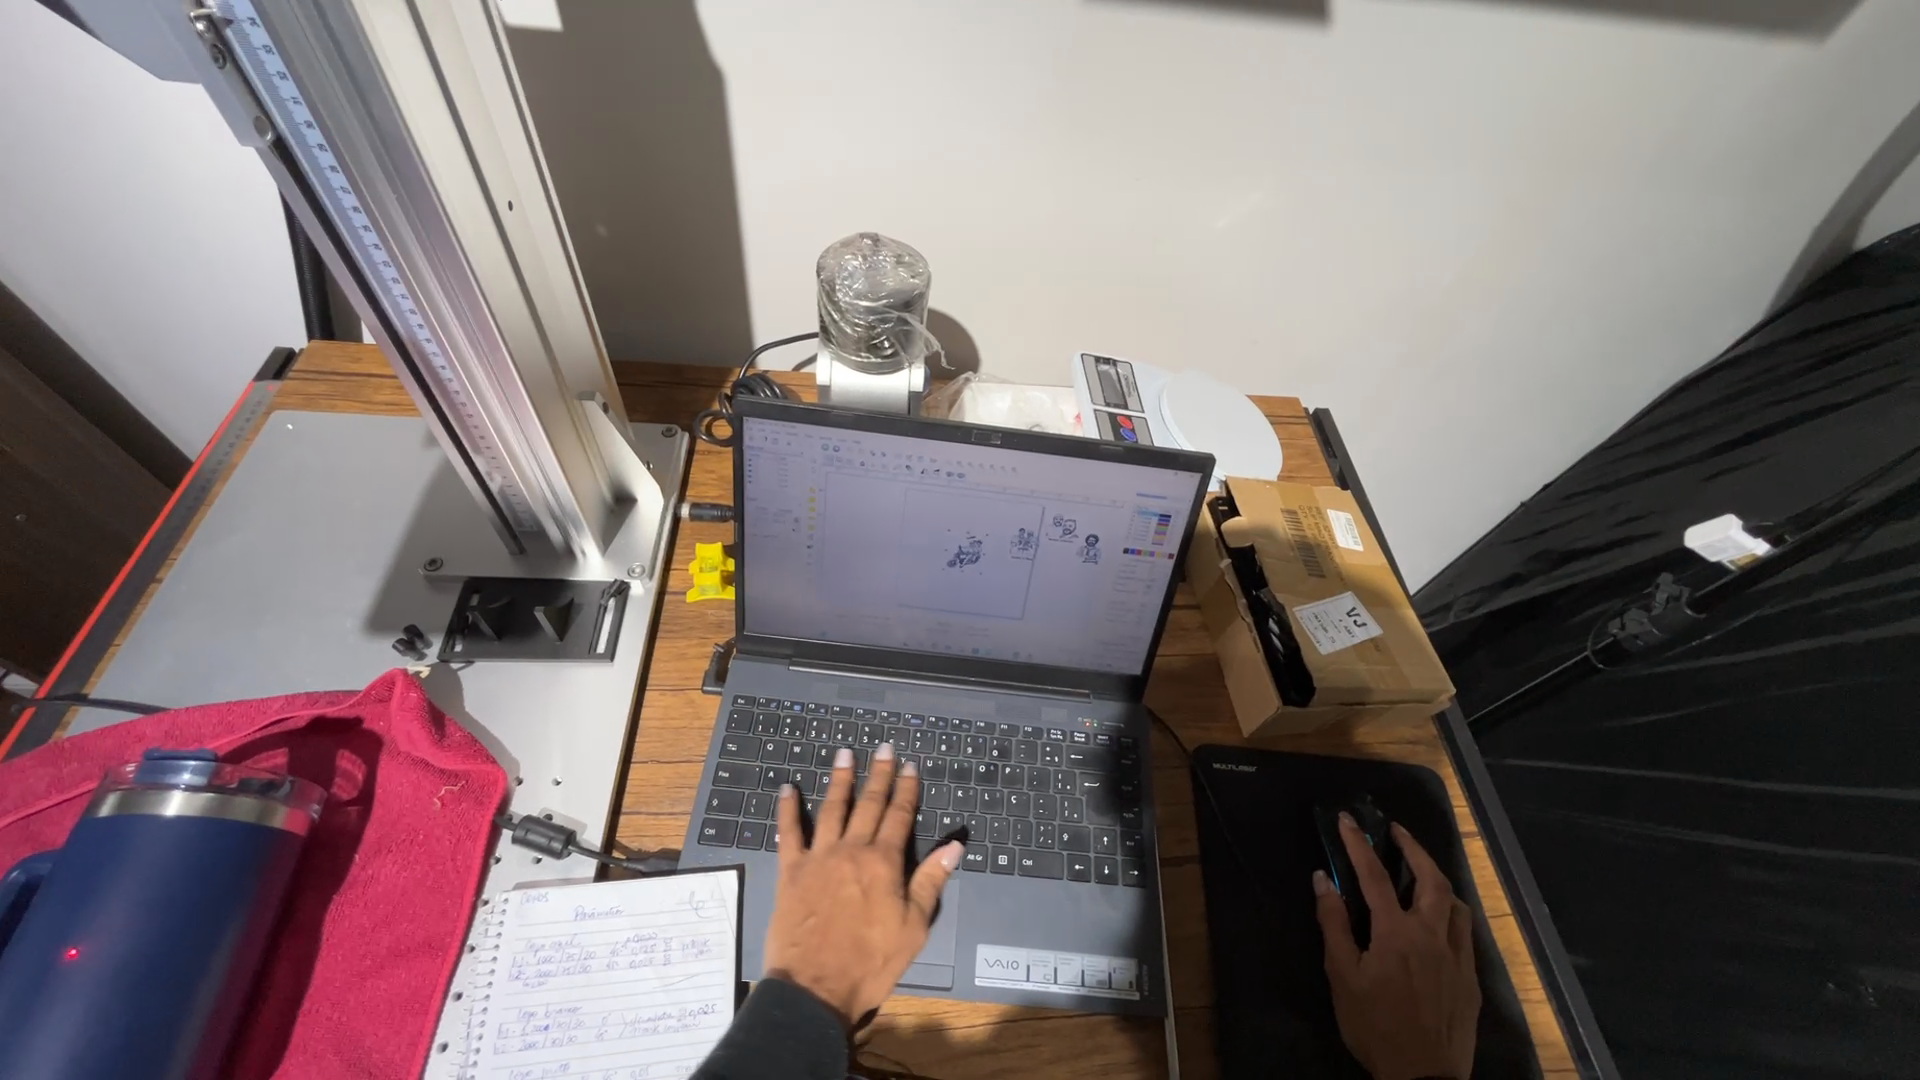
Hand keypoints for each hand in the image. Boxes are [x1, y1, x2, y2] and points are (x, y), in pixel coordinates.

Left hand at [764, 743, 963, 1027]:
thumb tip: (954, 845)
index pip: (900, 816)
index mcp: (884, 863)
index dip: (907, 790)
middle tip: (884, 748)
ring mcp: (819, 858)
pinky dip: (788, 810)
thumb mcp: (914, 926)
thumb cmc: (870, 962)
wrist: (814, 989)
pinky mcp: (790, 872)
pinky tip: (787, 789)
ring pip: (832, 809)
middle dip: (879, 775)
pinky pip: (788, 833)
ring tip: (844, 754)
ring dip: (840, 780)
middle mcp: (852, 850)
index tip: (911, 766)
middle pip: (869, 805)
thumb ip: (930, 881)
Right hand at [1314, 816, 1480, 1079]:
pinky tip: (1437, 920)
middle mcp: (1433, 936)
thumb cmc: (1374, 1026)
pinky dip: (1449, 912)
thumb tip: (1323, 880)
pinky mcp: (1471, 980)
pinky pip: (1464, 933)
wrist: (1424, 1079)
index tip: (1347, 819)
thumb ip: (1333, 924)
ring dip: (1437, 879)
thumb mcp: (1342, 976)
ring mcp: (1458, 958)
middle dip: (1414, 848)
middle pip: (1432, 880)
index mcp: (1397, 933)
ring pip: (1456, 905)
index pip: (1375, 876)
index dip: (1358, 844)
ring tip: (1420, 872)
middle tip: (1396, 832)